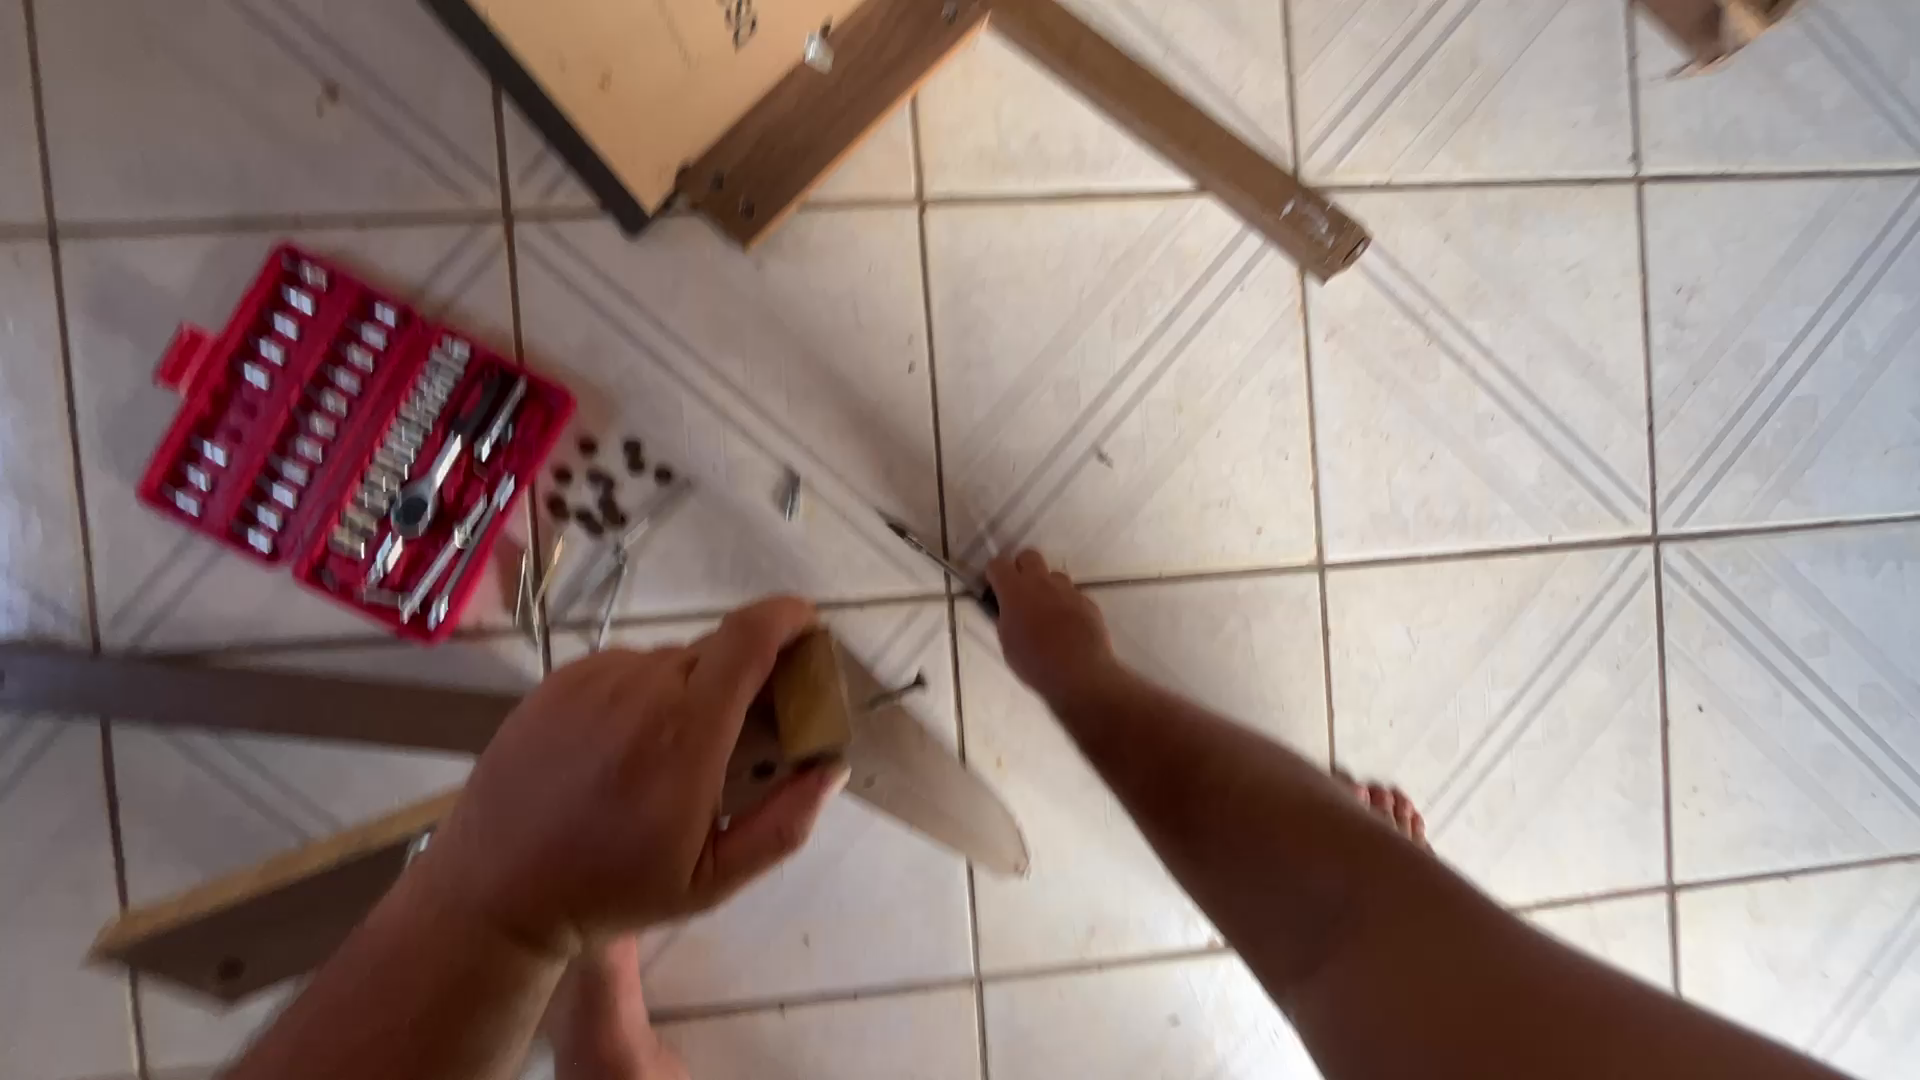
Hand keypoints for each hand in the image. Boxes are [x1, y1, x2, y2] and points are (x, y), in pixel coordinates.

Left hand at [419, 597, 849, 957]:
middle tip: (741, 726)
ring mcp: (595, 678)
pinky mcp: (560, 679)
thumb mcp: (715, 879)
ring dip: (693, 689)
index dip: (789, 617)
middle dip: (747, 674)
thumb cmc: (612, 890)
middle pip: (719, 650)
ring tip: (669, 750)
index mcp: (687, 731)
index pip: (750, 637)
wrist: (490, 894)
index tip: (810, 629)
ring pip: (673, 660)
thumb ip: (786, 823)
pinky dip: (646, 691)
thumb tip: (831, 767)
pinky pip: (628, 667)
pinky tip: (623, 744)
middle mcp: (642, 687)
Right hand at [985, 549, 1123, 705]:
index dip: (994, 574)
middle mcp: (1041, 582)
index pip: (998, 564)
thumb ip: (1004, 618)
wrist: (1079, 674)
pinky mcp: (1087, 601)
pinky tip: (1068, 627)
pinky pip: (1072, 595)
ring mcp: (1068, 590)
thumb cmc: (1034, 662)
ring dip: (1047, 587)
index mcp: (1015, 591)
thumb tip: (1005, 609)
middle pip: (1029, 556)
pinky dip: (1066, 604)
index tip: (994, 588)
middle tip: (1020, 593)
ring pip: (1054, 576)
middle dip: (1021, 568)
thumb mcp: (1007, 642)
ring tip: (1047, 613)